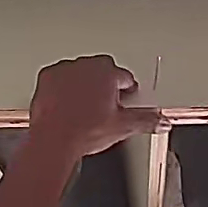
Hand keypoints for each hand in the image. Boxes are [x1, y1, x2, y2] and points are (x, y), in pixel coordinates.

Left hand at [24, 55, 163, 161]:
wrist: (54, 139)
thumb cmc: (84, 131)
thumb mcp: (122, 127)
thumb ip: (146, 120)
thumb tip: (161, 121)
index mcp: (107, 73)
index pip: (124, 76)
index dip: (127, 88)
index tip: (126, 96)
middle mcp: (85, 67)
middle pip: (102, 69)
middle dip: (106, 82)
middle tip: (107, 102)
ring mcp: (64, 70)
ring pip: (80, 71)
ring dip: (84, 82)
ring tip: (86, 104)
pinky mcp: (47, 77)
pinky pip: (59, 76)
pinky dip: (64, 85)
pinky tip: (67, 102)